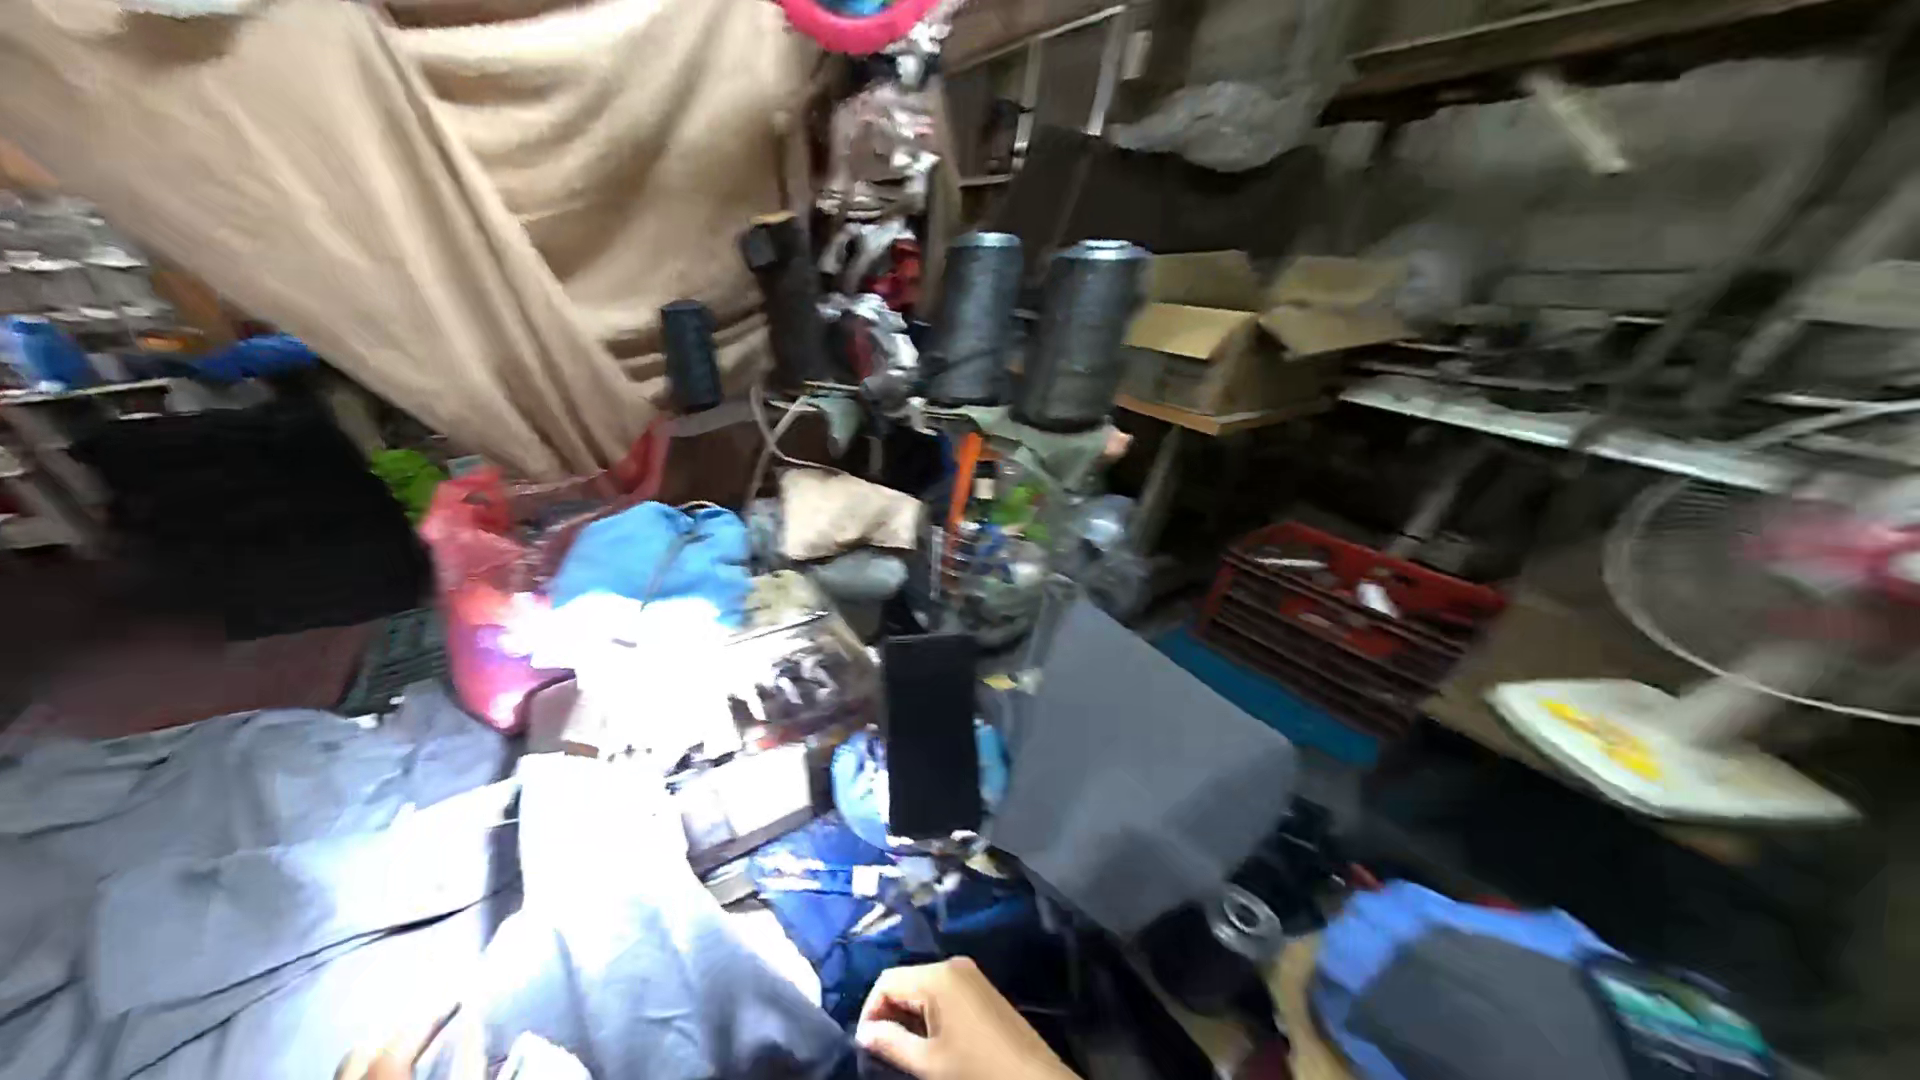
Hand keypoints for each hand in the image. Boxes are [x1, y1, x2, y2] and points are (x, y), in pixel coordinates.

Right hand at [855, 959, 1077, 1079]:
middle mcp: (952, 965)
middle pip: (906, 980)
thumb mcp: (929, 1064)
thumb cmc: (977, 1072)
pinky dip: (929, 1013)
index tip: (867, 1046)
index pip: (887, 980)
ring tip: (906, 1051)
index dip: (870, 1011)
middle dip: (890, 1013)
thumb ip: (891, 1043)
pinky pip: (944, 992)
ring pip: (924, 987)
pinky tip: (932, 1042)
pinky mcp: (981, 989)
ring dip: (909, 1015)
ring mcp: (970, 975)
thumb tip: (864, 1031)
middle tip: (884, 1051)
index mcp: (937, 976)